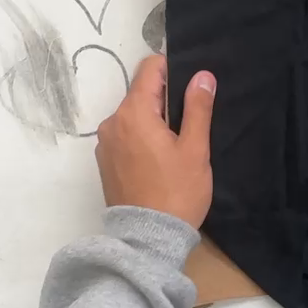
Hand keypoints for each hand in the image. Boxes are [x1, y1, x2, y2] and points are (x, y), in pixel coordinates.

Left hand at [96, 56, 215, 227]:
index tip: (190, 92)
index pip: (150, 69)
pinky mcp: (105, 163)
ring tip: (173, 151)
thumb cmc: (178, 193)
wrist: (149, 239)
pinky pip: (125, 138)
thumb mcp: (195, 150)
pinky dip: (140, 141)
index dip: (173, 72)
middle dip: (164, 103)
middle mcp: (112, 122)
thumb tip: (202, 76)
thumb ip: (198, 109)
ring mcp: (105, 144)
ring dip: (152, 124)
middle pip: (140, 94)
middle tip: (188, 130)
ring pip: (133, 118)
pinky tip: (157, 165)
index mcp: (134, 113)